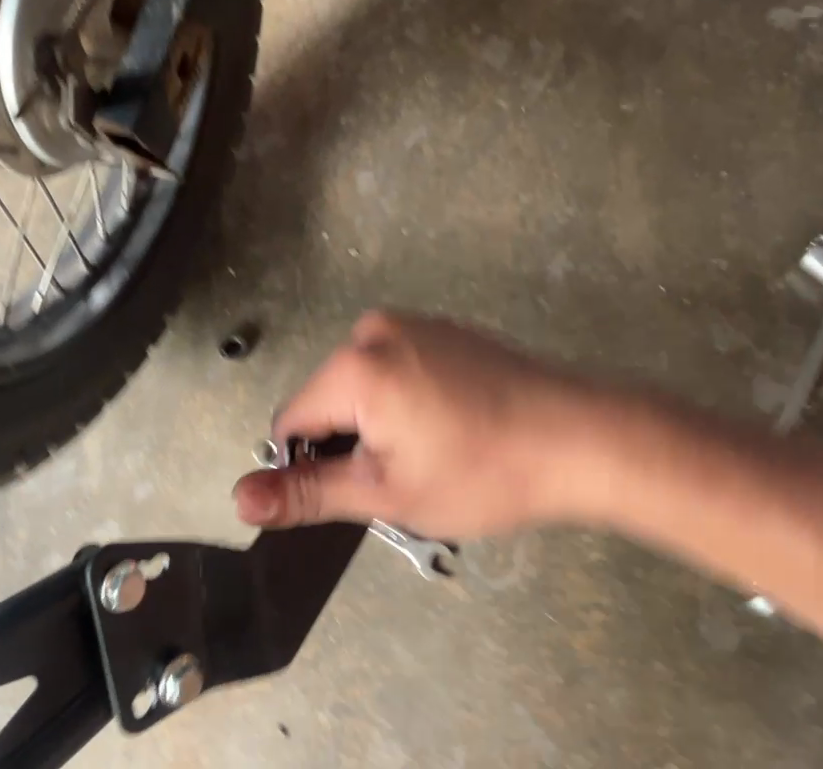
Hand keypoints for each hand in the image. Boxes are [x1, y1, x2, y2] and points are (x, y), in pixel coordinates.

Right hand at [232, 311, 627, 538]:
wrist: (583, 439)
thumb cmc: (482, 472)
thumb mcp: (387, 494)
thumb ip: (307, 492)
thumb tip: (238, 499)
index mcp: (354, 364)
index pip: (291, 422)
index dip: (314, 465)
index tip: (364, 488)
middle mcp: (374, 328)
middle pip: (327, 400)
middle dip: (351, 441)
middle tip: (406, 475)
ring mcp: (412, 323)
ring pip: (362, 385)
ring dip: (378, 422)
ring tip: (434, 451)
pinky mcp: (442, 328)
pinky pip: (395, 367)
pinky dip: (405, 400)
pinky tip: (450, 425)